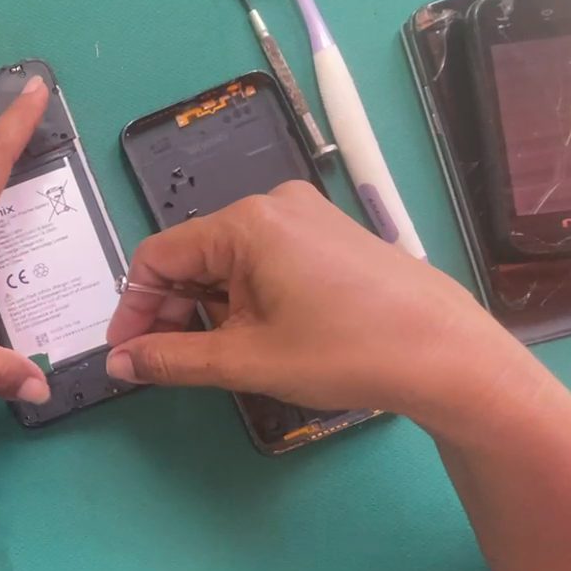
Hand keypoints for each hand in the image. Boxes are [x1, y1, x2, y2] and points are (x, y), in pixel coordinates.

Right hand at [103, 181, 537, 429]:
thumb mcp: (244, 359)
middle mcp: (271, 206)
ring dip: (205, 308)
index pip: (157, 257)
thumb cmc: (343, 352)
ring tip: (211, 355)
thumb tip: (119, 363)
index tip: (127, 352)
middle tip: (163, 362)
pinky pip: (259, 263)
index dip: (133, 308)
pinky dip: (240, 299)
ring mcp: (304, 218)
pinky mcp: (326, 237)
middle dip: (169, 311)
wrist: (452, 358)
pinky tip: (250, 334)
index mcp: (245, 223)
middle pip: (190, 257)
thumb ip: (170, 358)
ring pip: (224, 263)